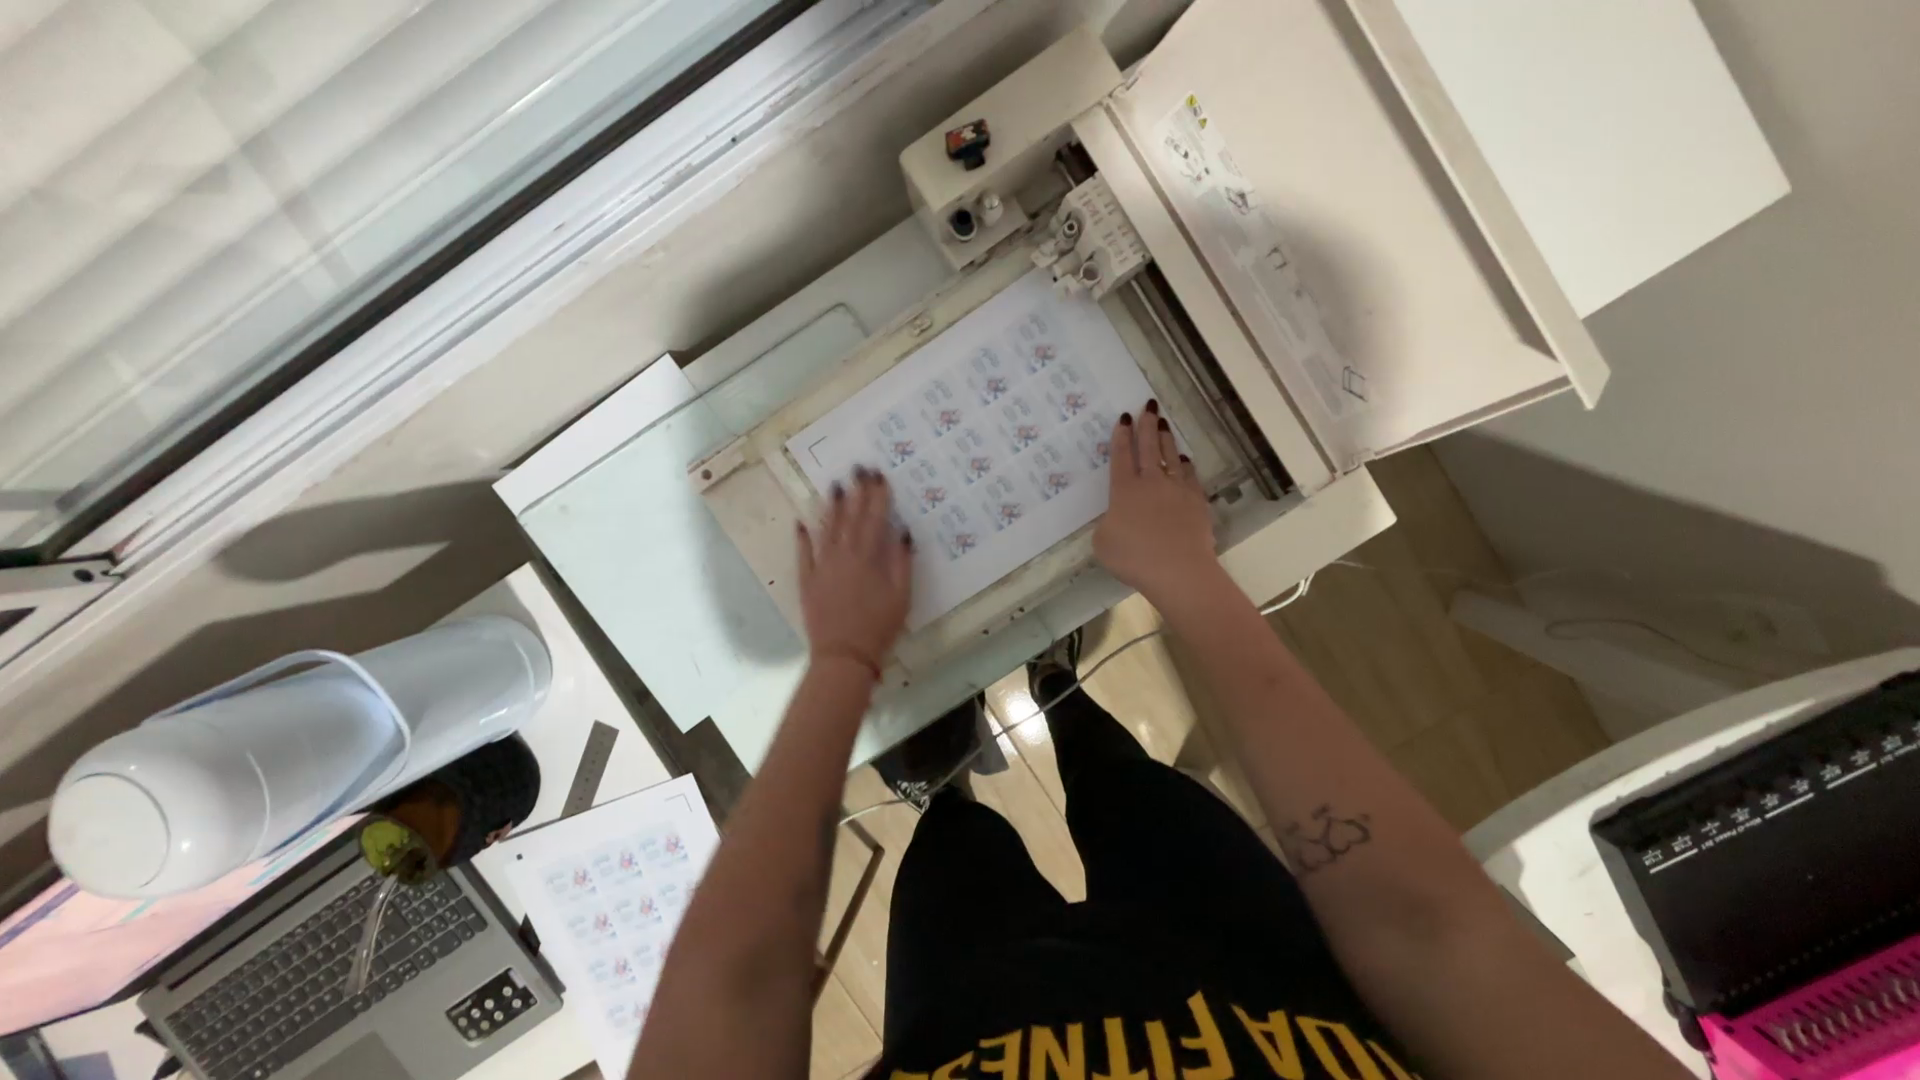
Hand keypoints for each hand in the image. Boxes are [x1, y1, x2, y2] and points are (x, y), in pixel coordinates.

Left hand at [796, 466, 912, 680]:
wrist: (844, 656)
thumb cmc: (879, 627)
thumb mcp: (901, 596)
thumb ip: (902, 562)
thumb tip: (902, 531)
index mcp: (868, 558)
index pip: (873, 518)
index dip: (877, 495)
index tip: (879, 475)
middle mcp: (842, 555)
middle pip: (850, 517)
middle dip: (856, 492)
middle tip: (858, 469)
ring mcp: (821, 567)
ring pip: (826, 529)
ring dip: (831, 506)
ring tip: (834, 485)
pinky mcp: (807, 581)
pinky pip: (803, 554)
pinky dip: (802, 537)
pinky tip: (801, 522)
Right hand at [1093, 399, 1220, 603]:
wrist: (1178, 570)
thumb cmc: (1134, 558)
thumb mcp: (1103, 543)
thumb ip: (1108, 524)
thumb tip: (1118, 518)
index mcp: (1124, 490)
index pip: (1121, 456)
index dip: (1121, 436)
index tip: (1124, 418)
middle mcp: (1151, 483)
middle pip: (1148, 448)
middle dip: (1146, 425)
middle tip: (1148, 406)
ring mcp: (1177, 490)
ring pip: (1170, 456)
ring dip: (1166, 439)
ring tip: (1163, 423)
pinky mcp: (1196, 502)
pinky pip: (1190, 476)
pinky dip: (1185, 465)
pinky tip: (1184, 460)